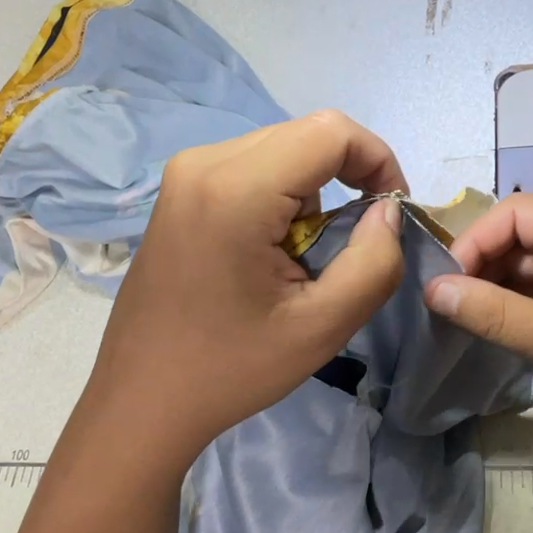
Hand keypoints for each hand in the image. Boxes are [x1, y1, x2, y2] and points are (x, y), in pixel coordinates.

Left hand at [79, 111, 407, 463]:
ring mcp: (186, 173)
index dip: (378, 161)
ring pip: (283, 148)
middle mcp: (204, 163)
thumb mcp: (322, 327)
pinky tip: (273, 250)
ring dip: (315, 190)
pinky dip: (284, 196)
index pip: (332, 132)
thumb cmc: (231, 369)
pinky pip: (254, 166)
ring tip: (306, 257)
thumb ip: (374, 262)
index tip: (390, 215)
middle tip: (356, 241)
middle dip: (349, 177)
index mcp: (236, 190)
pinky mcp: (180, 189)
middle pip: (307, 134)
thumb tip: (387, 213)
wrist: (142, 400)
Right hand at [422, 194, 532, 467]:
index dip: (477, 242)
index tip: (441, 283)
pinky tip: (485, 328)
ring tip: (458, 319)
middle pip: (520, 237)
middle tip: (444, 305)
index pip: (521, 214)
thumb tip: (432, 290)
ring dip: (492, 290)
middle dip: (482, 267)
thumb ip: (496, 314)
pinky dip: (509, 309)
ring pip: (524, 267)